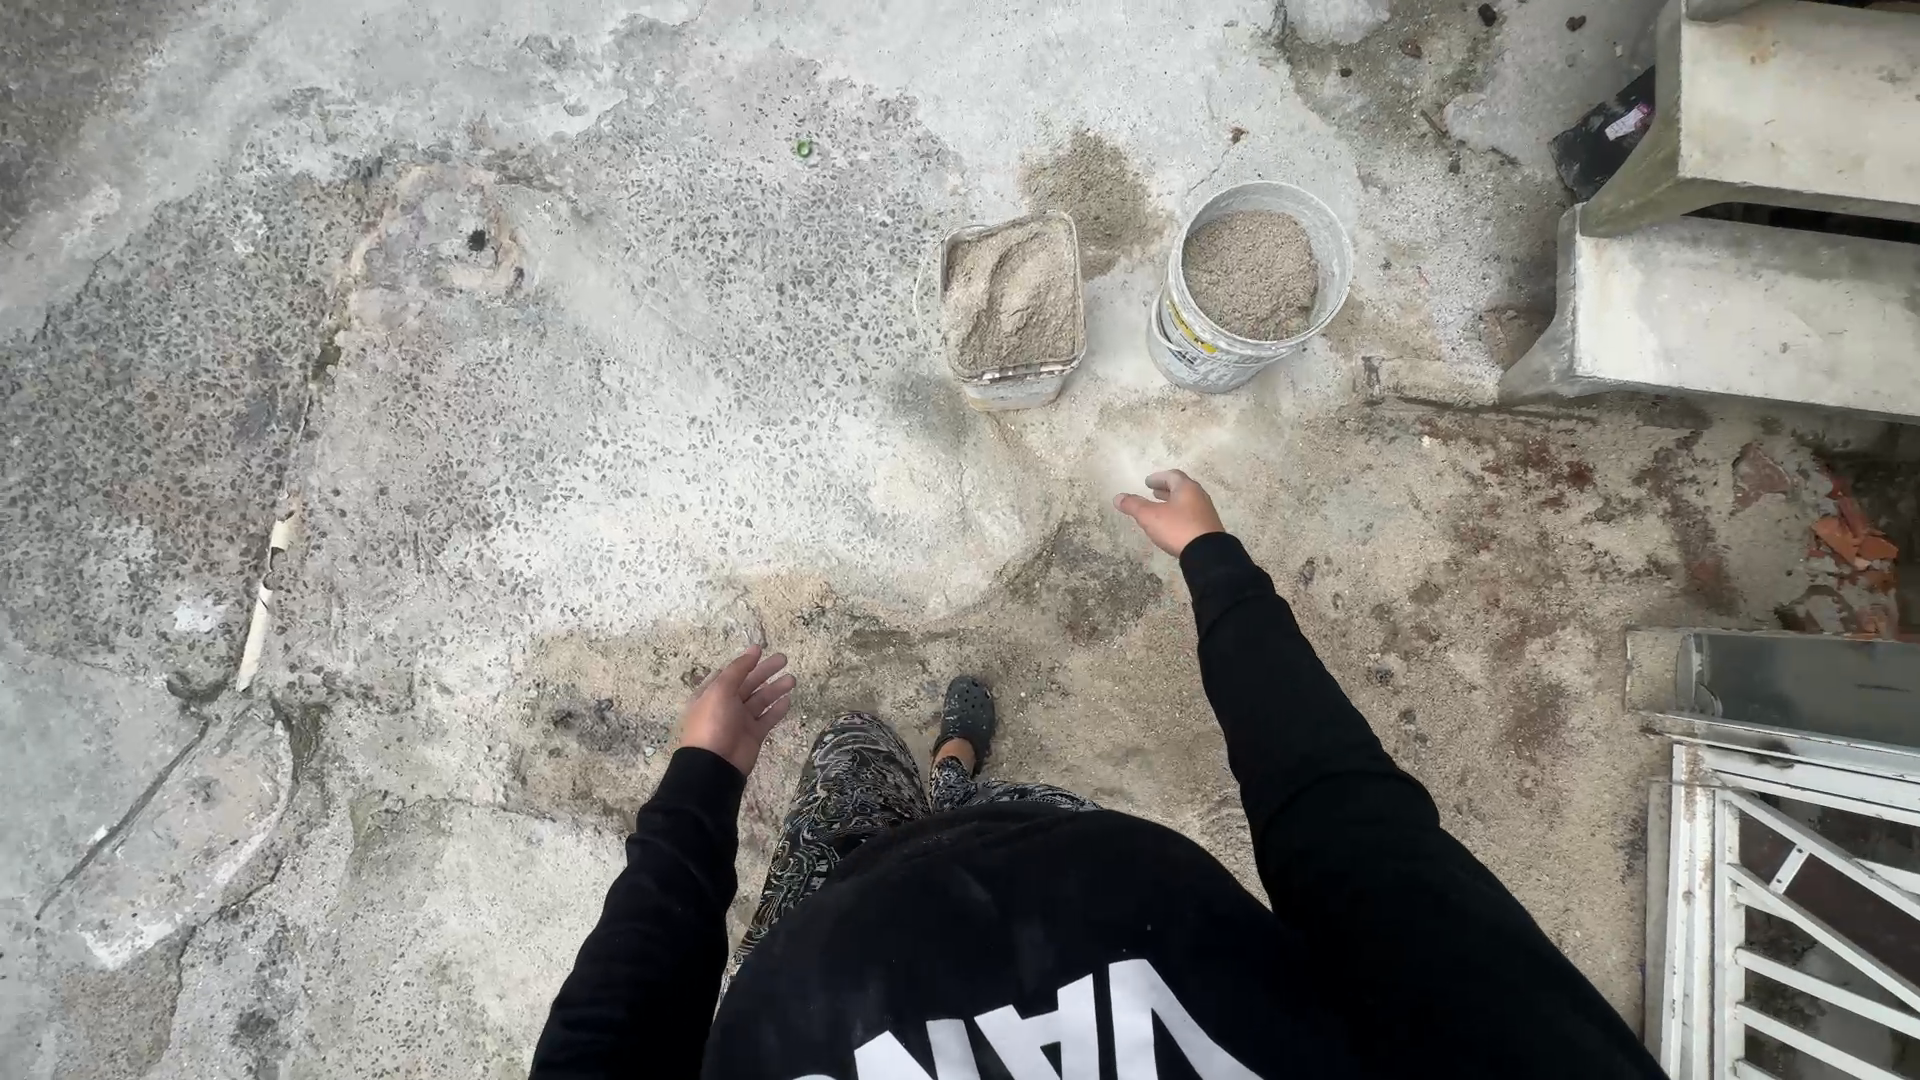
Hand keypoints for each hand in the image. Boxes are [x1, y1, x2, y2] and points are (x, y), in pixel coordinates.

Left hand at [676, 645, 795, 776]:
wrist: (715, 764)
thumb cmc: (713, 722)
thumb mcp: (720, 690)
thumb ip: (738, 670)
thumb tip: (753, 651)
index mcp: (712, 694)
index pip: (729, 674)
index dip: (744, 662)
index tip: (760, 649)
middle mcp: (726, 705)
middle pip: (748, 684)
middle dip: (765, 671)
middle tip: (784, 659)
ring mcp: (740, 721)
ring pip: (760, 700)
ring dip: (775, 689)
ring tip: (792, 679)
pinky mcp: (753, 735)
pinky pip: (767, 718)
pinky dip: (777, 709)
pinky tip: (788, 699)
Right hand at [1112, 470, 1224, 555]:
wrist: (1207, 553)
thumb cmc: (1177, 528)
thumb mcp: (1149, 516)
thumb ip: (1133, 505)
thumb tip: (1118, 497)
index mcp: (1186, 488)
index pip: (1172, 476)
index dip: (1158, 478)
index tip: (1148, 482)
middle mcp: (1199, 496)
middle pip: (1181, 488)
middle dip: (1166, 489)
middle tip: (1154, 492)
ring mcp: (1206, 512)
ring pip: (1187, 501)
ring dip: (1173, 502)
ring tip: (1161, 508)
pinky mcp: (1209, 527)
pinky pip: (1192, 514)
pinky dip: (1180, 513)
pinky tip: (1173, 524)